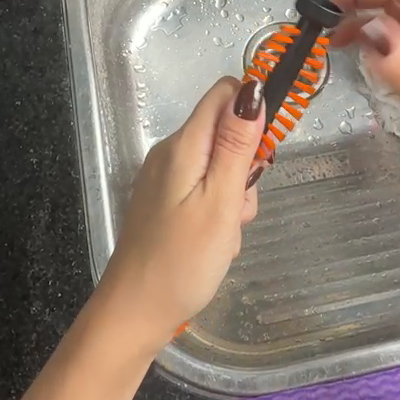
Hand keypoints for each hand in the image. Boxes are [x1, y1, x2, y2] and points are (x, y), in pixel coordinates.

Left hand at [95, 76, 263, 348]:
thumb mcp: (220, 201)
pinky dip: (220, 211)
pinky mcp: (167, 201)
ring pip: (221, 165)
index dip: (253, 110)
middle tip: (239, 208)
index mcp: (184, 144)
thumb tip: (253, 86)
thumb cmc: (182, 260)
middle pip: (227, 132)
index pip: (225, 92)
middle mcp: (172, 152)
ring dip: (236, 196)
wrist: (135, 313)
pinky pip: (207, 190)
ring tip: (226, 233)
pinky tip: (215, 242)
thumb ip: (237, 144)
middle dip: (247, 166)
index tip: (264, 154)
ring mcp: (167, 177)